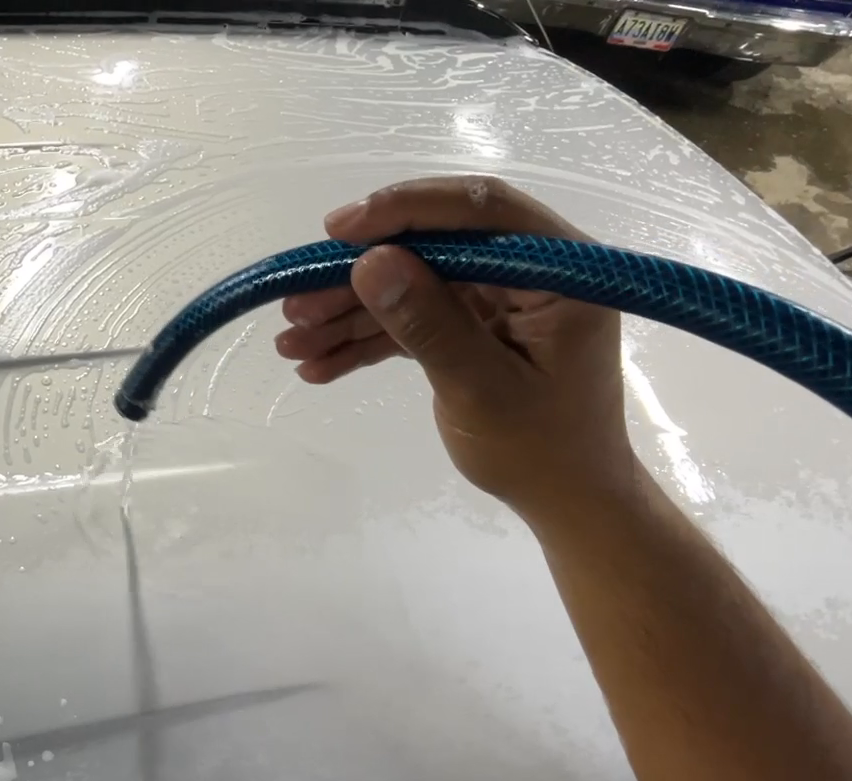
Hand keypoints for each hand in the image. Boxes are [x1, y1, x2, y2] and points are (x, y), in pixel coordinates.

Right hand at [274, 176, 635, 522]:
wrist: (561, 498)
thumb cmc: (538, 450)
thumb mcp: (480, 389)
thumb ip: (428, 324)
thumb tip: (369, 263)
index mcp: (556, 270)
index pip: (480, 213)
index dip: (405, 210)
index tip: (338, 230)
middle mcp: (525, 273)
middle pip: (431, 252)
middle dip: (359, 280)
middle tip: (296, 305)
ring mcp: (494, 302)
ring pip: (411, 290)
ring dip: (349, 317)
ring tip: (290, 344)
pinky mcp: (469, 330)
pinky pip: (410, 325)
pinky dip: (366, 344)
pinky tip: (318, 366)